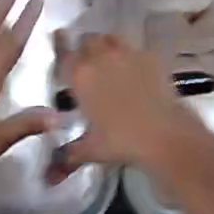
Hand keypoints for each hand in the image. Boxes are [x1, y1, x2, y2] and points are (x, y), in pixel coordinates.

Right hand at [53, 32, 204, 173]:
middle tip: (88, 62)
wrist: (164, 133)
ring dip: (107, 45)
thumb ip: (68, 155)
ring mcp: (128, 53)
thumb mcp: (91, 149)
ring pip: (111, 38)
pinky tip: (136, 70)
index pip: (64, 52)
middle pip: (89, 40)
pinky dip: (132, 55)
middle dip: (86, 48)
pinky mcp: (151, 57)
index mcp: (81, 75)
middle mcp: (102, 57)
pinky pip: (136, 49)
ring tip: (110, 60)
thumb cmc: (121, 141)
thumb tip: (50, 175)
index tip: (59, 39)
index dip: (61, 45)